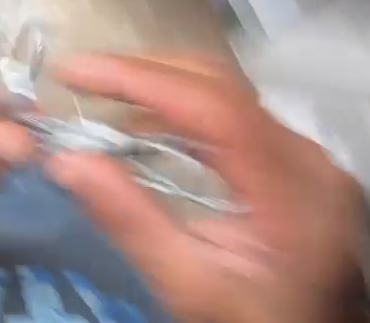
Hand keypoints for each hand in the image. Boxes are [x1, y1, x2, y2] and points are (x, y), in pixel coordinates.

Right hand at [47, 54, 360, 322]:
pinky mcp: (288, 151)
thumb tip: (65, 158)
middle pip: (214, 81)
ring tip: (99, 90)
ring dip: (155, 80)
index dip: (139, 77)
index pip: (210, 105)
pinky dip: (175, 101)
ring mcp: (301, 149)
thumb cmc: (248, 315)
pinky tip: (141, 119)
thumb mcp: (188, 285)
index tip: (75, 72)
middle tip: (79, 78)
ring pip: (219, 84)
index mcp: (290, 189)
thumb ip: (129, 219)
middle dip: (140, 71)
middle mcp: (304, 155)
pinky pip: (225, 104)